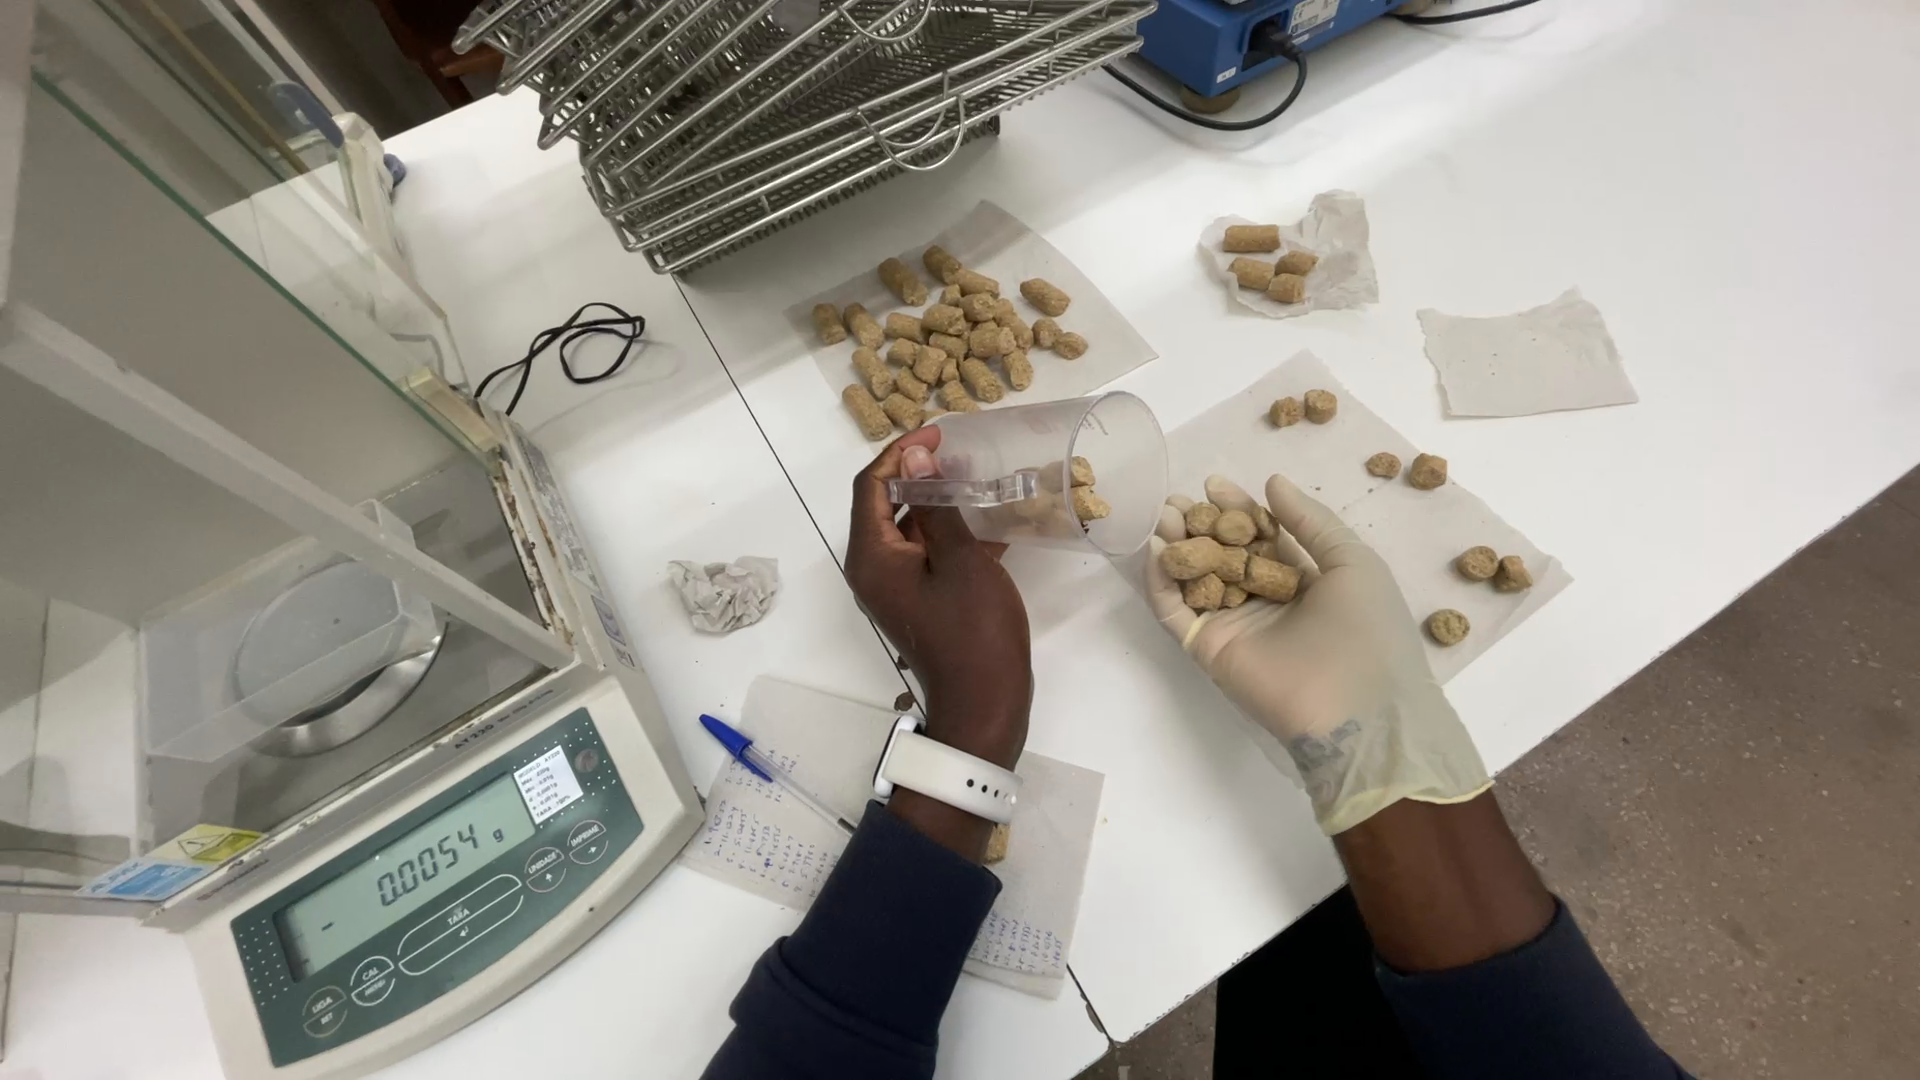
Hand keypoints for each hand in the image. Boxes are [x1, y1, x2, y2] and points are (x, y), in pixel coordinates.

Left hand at [847, 428, 1032, 857]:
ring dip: (938, 501)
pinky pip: (924, 553)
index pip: (873, 485)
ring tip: (976, 479)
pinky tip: (988, 526)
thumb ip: (935, 503)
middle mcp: (872, 567)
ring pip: (908, 528)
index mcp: (872, 554)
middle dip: (919, 471)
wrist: (982, 705)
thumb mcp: (960, 559)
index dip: (901, 451)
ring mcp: (893, 586)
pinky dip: (948, 535)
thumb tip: (914, 453)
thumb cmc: (973, 630)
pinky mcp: (914, 599)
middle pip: (885, 503)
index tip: (939, 429)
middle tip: (959, 450)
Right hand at [1145, 474, 1489, 833]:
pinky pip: (1175, 610)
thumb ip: (1309, 520)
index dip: (1236, 507)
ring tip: (1163, 516)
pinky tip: (1156, 549)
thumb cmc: (1367, 630)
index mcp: (1299, 579)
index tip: (1213, 482)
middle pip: (1220, 552)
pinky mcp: (1206, 647)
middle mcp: (1261, 599)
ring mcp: (1231, 623)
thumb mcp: (1352, 562)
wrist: (1359, 709)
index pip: (1258, 535)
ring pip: (1194, 577)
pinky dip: (1161, 581)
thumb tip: (1271, 481)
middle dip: (1199, 523)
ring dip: (1176, 544)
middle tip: (1177, 500)